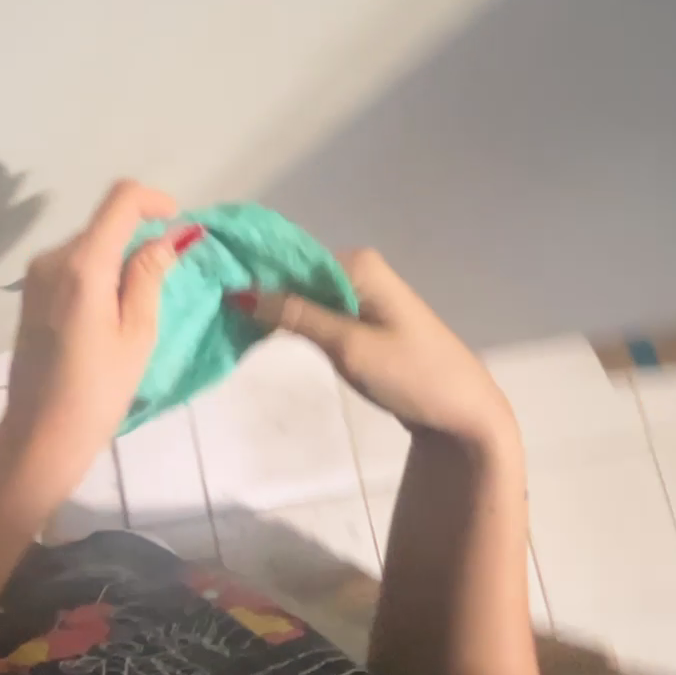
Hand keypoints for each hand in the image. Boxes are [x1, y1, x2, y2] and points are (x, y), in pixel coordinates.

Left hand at [0, 180, 199, 489]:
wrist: (39, 432)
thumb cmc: (98, 390)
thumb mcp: (137, 333)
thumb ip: (149, 276)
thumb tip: (165, 237)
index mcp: (82, 265)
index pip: (120, 200)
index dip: (154, 201)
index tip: (177, 222)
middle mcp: (51, 258)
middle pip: (103, 225)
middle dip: (138, 239)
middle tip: (164, 280)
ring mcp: (35, 275)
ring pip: (87, 246)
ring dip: (116, 260)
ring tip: (133, 309)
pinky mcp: (29, 293)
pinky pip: (70, 266)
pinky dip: (96, 274)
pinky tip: (106, 314)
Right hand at [229, 249, 515, 451]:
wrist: (463, 414)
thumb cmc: (411, 375)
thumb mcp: (348, 346)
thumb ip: (295, 316)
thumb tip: (240, 292)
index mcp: (358, 265)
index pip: (289, 260)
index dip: (252, 275)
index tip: (213, 294)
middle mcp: (357, 270)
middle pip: (293, 275)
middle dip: (258, 293)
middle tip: (216, 314)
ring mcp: (359, 294)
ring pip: (300, 295)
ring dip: (271, 310)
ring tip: (229, 324)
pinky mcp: (359, 319)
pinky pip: (314, 311)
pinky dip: (289, 322)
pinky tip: (260, 333)